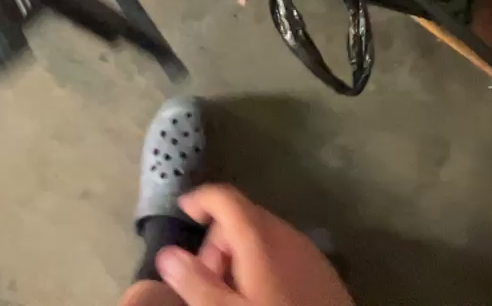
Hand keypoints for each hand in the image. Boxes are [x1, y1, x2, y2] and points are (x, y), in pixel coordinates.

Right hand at [154, 185, 353, 305]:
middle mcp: (285, 233)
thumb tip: (168, 255)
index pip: (224, 197)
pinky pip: (284, 253)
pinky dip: (265, 265)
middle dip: (218, 244)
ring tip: (234, 298)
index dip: (200, 199)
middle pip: (242, 218)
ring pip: (263, 237)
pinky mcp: (323, 271)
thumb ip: (196, 282)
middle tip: (208, 285)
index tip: (183, 213)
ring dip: (241, 257)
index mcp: (259, 236)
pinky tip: (263, 301)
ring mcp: (308, 251)